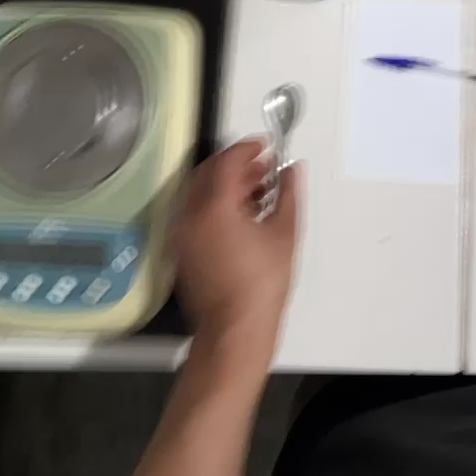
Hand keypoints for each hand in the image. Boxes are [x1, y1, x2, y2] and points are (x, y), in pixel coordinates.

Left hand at [173, 138, 300, 356]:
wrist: (235, 330)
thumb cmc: (262, 285)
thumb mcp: (285, 232)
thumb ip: (288, 192)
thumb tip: (292, 170)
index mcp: (214, 208)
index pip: (226, 161)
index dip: (247, 148)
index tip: (265, 146)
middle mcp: (191, 216)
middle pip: (208, 172)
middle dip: (236, 163)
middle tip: (262, 165)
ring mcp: (183, 234)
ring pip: (200, 192)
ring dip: (226, 183)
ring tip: (257, 188)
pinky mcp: (183, 250)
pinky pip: (195, 212)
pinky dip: (215, 203)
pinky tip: (243, 213)